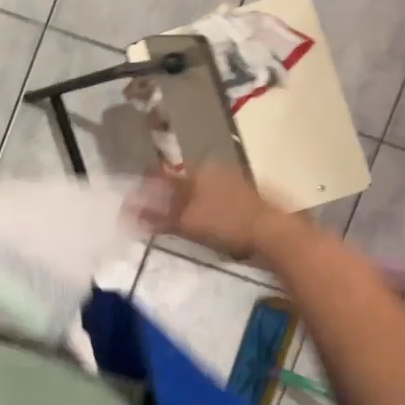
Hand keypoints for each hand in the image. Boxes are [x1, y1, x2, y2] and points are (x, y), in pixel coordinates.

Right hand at [129, 163, 290, 259]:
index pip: (163, 173)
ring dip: (185, 206)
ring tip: (175, 224)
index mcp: (200, 169)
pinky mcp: (250, 199)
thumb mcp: (185, 222)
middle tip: (152, 216)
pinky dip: (204, 212)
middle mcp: (217, 170)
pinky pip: (217, 202)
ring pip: (201, 192)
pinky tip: (202, 226)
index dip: (146, 188)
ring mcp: (236, 183)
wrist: (279, 236)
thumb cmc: (227, 224)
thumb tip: (126, 211)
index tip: (134, 204)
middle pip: (182, 183)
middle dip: (165, 198)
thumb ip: (154, 216)